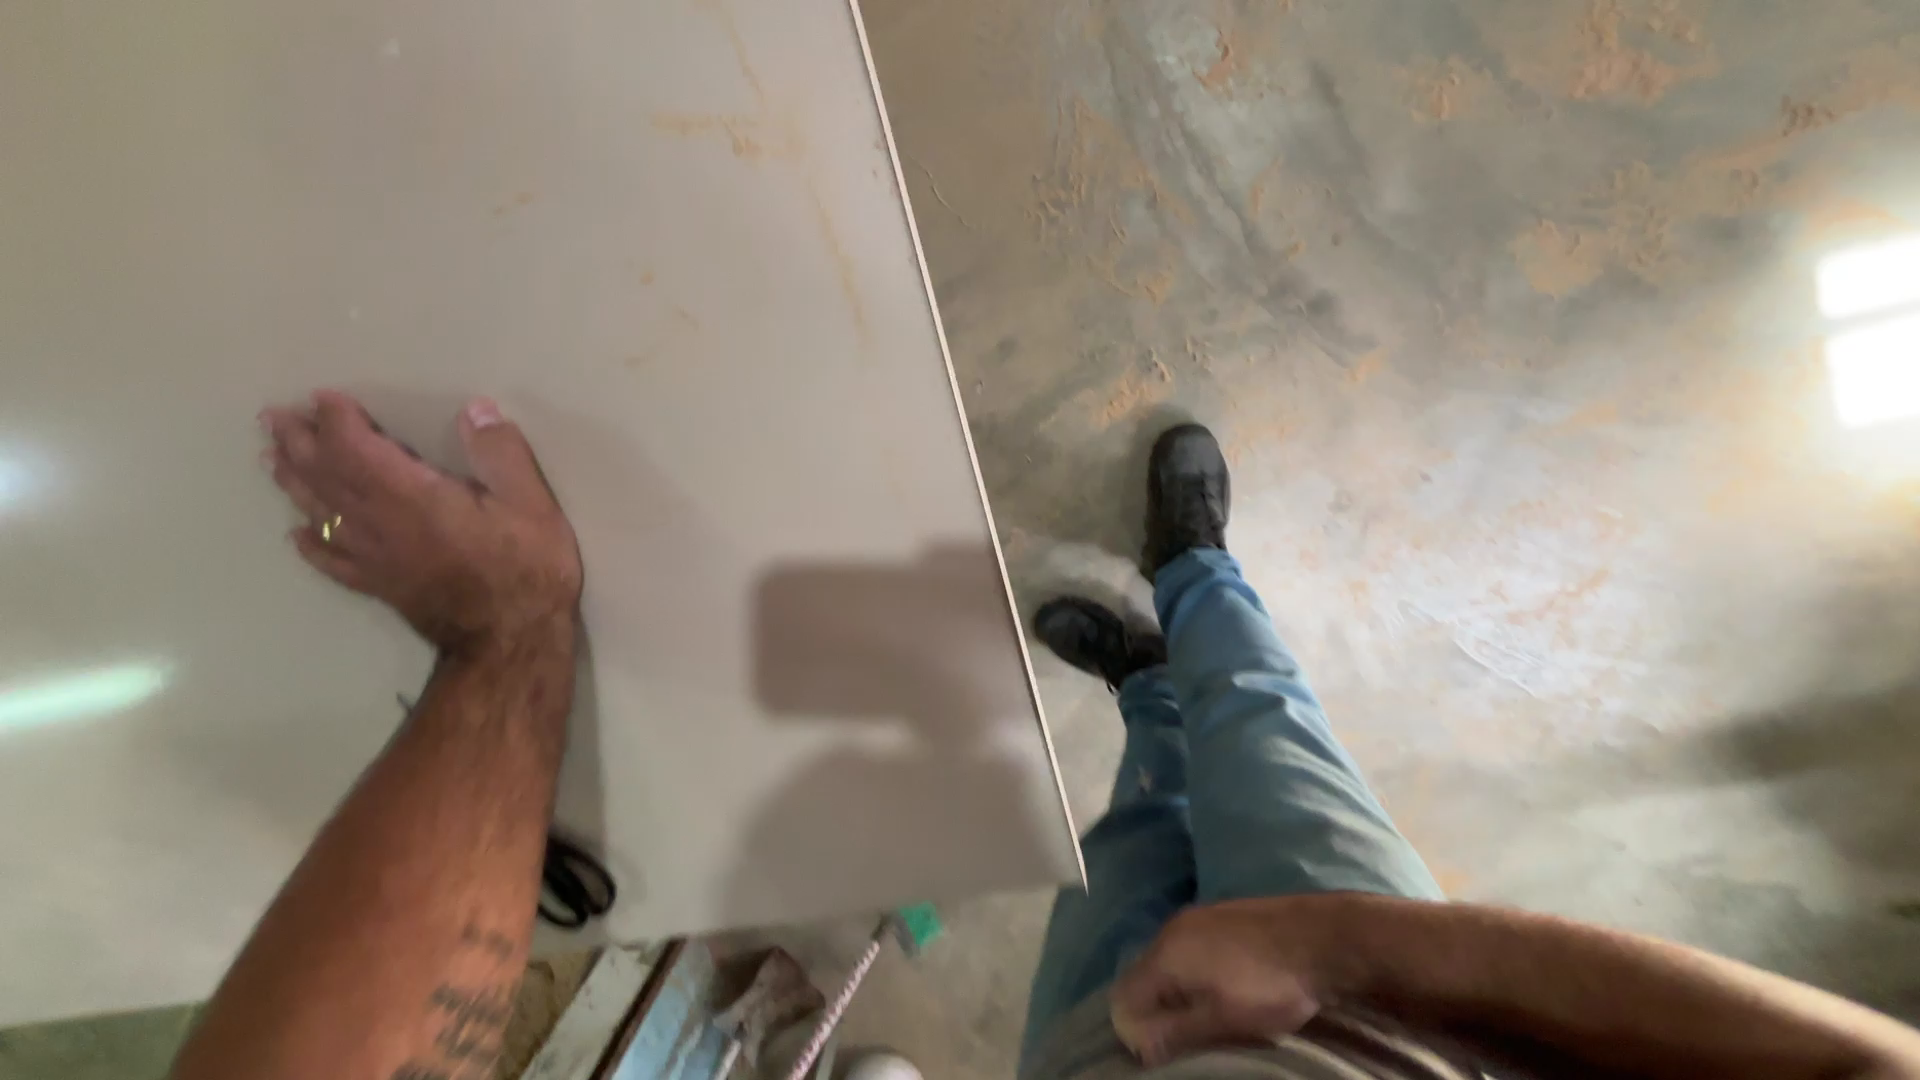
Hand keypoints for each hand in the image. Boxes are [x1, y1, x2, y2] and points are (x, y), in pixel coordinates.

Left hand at [260, 390, 582, 654]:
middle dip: (299, 443)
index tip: (326, 397)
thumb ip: (501, 454)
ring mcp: (374, 558)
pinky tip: (300, 534)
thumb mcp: (532, 504)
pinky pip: (331, 560)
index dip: (336, 420)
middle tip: (275, 417)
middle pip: (325, 477)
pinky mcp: (380, 586)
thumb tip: (476, 409)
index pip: (356, 449)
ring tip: (272, 458)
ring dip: (293, 481)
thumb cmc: (527, 567)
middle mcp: (380, 523)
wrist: (511, 638)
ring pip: (320, 512)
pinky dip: (312, 543)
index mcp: (412, 496)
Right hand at [1110, 897, 1345, 1064]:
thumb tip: (1136, 1044)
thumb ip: (1175, 1032)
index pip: (1124, 995)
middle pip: (1143, 977)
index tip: (1161, 1056)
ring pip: (1168, 962)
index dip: (1134, 1030)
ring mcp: (1196, 918)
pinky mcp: (1219, 915)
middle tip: (1186, 1041)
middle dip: (1155, 1011)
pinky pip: (1189, 950)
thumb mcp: (1223, 1021)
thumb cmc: (1269, 986)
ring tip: (1208, 1019)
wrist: (1321, 938)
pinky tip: (1224, 988)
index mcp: (1164, 954)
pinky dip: (1194, 974)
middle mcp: (1170, 929)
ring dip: (1176, 993)